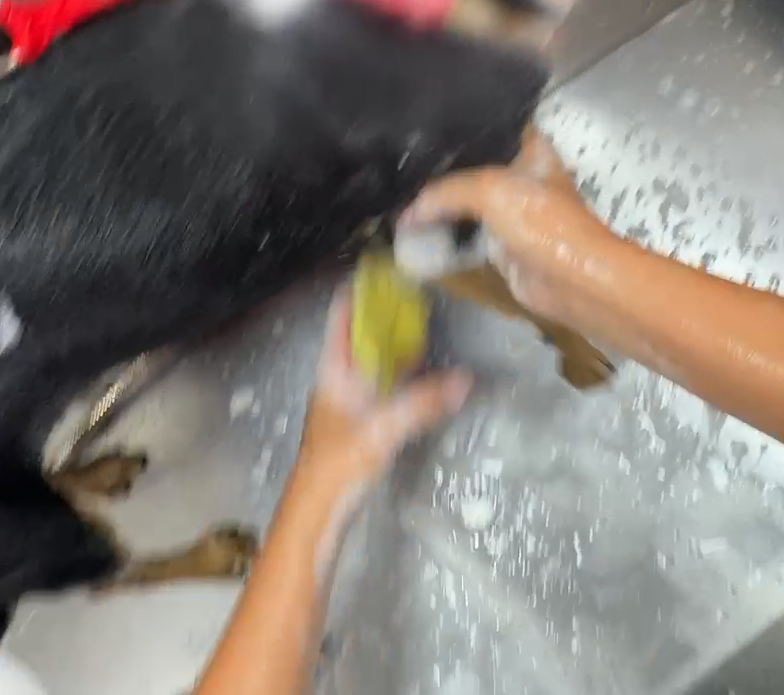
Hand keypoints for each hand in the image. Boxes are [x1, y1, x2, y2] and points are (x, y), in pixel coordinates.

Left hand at [292, 285, 471, 503]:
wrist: (317, 512)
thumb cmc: (339, 464)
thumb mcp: (384, 430)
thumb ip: (424, 402)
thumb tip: (465, 379)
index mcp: (333, 370)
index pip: (341, 318)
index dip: (358, 292)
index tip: (382, 271)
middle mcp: (338, 378)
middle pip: (358, 335)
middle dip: (382, 314)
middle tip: (413, 293)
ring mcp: (347, 399)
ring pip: (370, 359)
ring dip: (390, 341)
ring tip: (420, 321)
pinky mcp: (359, 420)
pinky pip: (379, 383)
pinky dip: (397, 370)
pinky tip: (418, 368)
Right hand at [399, 130, 626, 331]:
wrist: (569, 279)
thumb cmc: (542, 221)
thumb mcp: (490, 190)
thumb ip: (446, 193)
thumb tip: (408, 213)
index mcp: (531, 151)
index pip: (490, 130)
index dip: (459, 130)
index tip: (422, 131)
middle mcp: (520, 177)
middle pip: (471, 168)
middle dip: (440, 171)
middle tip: (402, 167)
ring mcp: (509, 213)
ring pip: (464, 204)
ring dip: (438, 206)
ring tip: (400, 198)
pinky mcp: (499, 245)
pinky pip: (463, 235)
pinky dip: (441, 235)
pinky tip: (412, 230)